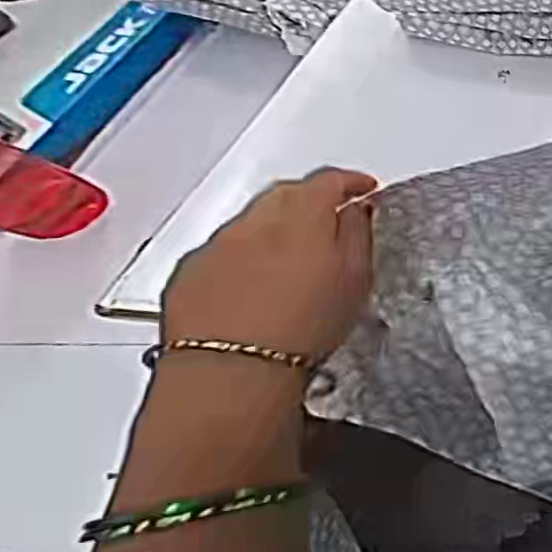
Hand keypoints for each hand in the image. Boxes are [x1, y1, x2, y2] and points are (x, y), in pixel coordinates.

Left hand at [161, 168, 376, 361]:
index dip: (351, 180)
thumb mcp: (356, 276)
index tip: (363, 187)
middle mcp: (254, 223)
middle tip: (335, 216)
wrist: (235, 370)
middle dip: (312, 198)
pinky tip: (262, 281)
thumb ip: (358, 233)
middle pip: (285, 192)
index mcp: (301, 218)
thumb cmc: (302, 326)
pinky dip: (247, 252)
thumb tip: (357, 210)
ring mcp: (216, 246)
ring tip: (299, 257)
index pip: (327, 180)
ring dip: (279, 227)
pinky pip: (224, 247)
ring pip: (254, 219)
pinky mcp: (189, 271)